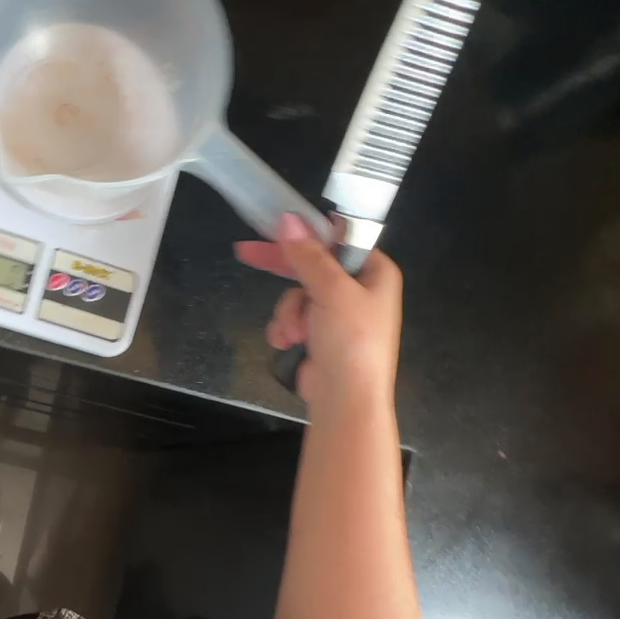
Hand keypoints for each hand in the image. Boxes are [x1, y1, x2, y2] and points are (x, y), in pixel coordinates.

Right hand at [234, 214, 403, 408]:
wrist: (345, 398)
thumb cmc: (351, 340)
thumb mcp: (331, 291)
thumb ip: (307, 256)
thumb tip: (288, 220)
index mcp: (373, 272)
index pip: (338, 241)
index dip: (308, 234)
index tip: (277, 226)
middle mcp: (356, 291)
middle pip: (311, 268)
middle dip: (286, 276)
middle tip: (245, 252)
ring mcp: (335, 316)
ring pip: (295, 296)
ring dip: (288, 314)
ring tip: (294, 335)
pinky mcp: (317, 338)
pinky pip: (291, 320)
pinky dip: (285, 331)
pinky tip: (289, 344)